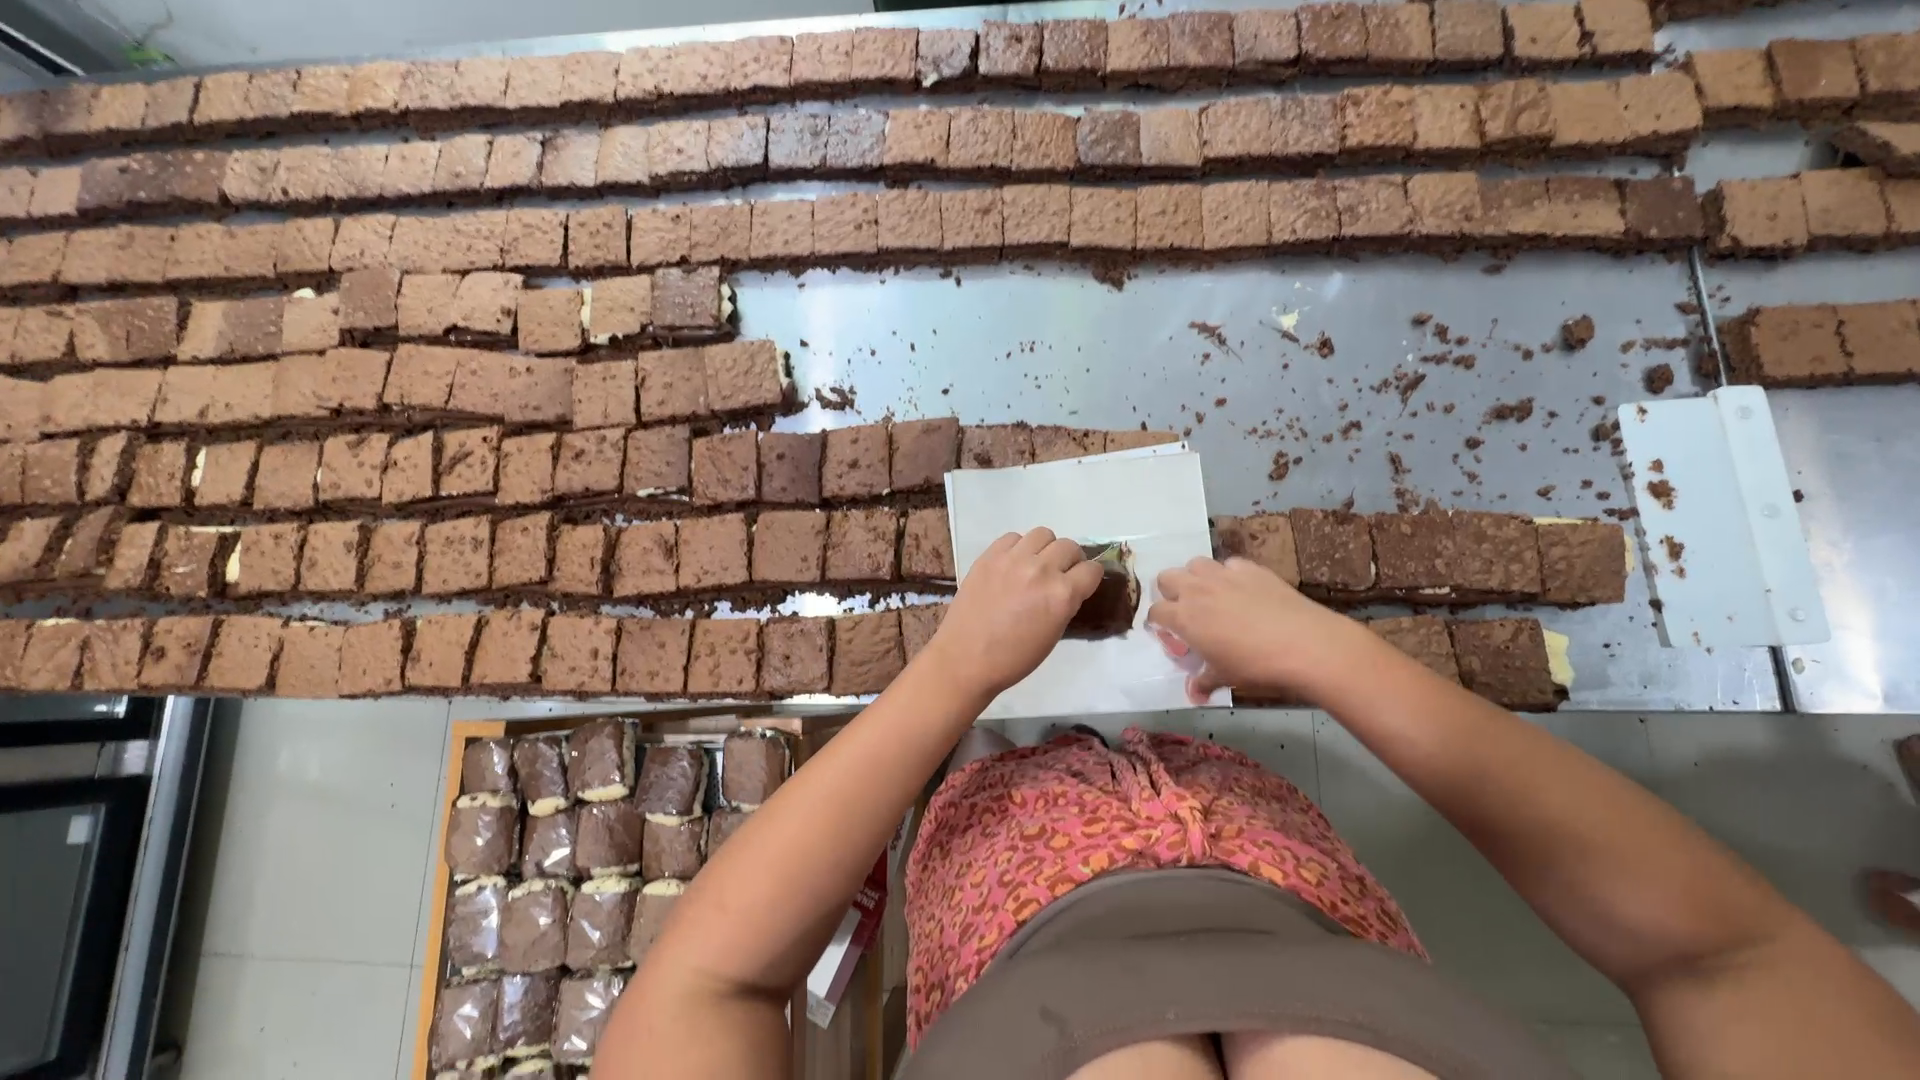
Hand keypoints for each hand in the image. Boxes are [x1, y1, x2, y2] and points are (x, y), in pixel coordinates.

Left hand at [920, 528, 1103, 699]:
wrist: (965, 658)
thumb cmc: (1013, 658)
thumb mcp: (1053, 634)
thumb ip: (1065, 604)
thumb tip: (1069, 587)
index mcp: (1062, 595)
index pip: (1092, 570)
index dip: (1089, 578)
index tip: (1082, 584)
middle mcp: (1041, 570)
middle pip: (1070, 546)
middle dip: (1070, 561)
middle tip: (1059, 575)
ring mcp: (1013, 559)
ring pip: (1043, 534)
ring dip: (1045, 549)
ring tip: (1035, 565)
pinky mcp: (989, 555)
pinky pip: (1013, 537)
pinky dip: (1018, 548)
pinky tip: (1012, 565)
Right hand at [1149, 557, 1368, 702]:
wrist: (1305, 644)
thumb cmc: (1256, 665)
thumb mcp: (1225, 678)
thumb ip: (1203, 682)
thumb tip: (1194, 694)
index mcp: (1184, 617)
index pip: (1155, 613)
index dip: (1158, 624)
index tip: (1169, 635)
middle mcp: (1197, 589)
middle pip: (1167, 578)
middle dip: (1170, 592)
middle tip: (1186, 612)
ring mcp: (1224, 575)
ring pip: (1195, 564)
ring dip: (1196, 577)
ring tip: (1210, 596)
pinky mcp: (1250, 568)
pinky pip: (1229, 564)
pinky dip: (1229, 575)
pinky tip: (1242, 591)